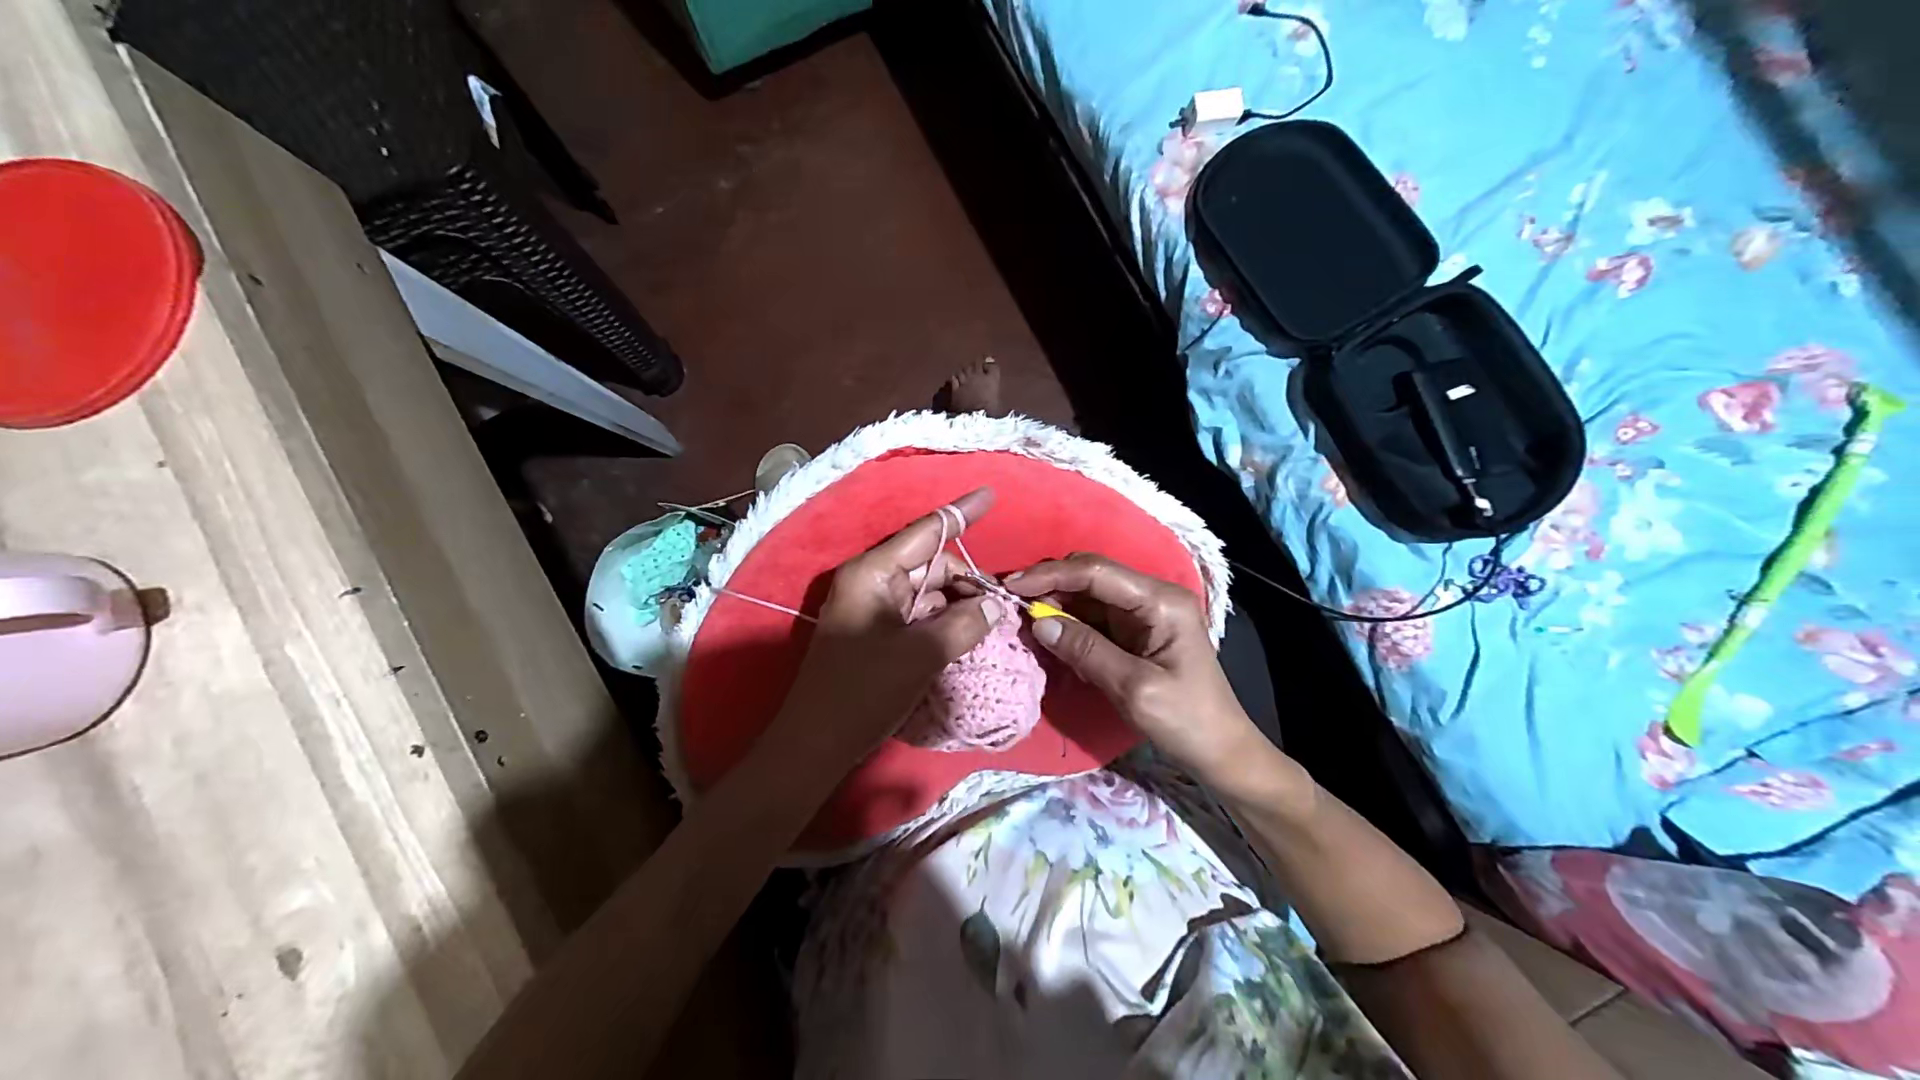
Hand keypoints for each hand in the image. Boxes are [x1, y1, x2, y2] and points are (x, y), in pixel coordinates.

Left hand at [765, 488, 1005, 772]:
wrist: (815, 744)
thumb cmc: (863, 692)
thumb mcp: (920, 655)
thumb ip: (963, 623)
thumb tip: (994, 605)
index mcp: (873, 573)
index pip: (926, 532)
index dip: (961, 513)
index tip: (991, 494)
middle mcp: (872, 582)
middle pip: (930, 565)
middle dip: (967, 578)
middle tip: (1004, 601)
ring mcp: (872, 608)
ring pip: (927, 593)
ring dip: (958, 603)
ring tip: (993, 620)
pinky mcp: (876, 634)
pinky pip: (918, 615)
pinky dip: (944, 621)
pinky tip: (970, 633)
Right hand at [1005, 554, 1266, 785]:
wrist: (1219, 750)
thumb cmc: (1186, 720)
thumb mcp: (1134, 688)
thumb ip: (1086, 651)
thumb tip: (1038, 623)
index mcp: (1160, 601)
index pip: (1096, 572)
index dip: (1050, 575)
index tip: (1010, 586)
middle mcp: (1151, 596)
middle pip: (1090, 575)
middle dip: (1049, 585)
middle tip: (1009, 602)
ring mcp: (1142, 614)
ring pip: (1087, 595)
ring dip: (1054, 603)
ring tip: (1019, 617)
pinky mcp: (1133, 632)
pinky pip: (1092, 617)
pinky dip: (1067, 623)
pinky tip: (1046, 633)